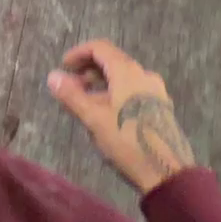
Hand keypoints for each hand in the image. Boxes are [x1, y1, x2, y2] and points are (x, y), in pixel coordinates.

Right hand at [47, 39, 197, 192]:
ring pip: (123, 77)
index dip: (79, 53)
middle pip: (112, 60)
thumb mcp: (94, 119)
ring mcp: (155, 91)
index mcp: (127, 71)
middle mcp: (143, 74)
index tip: (64, 67)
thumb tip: (52, 76)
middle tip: (71, 86)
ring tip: (86, 103)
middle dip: (89, 69)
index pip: (99, 47)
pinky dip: (116, 93)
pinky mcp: (161, 107)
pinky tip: (108, 115)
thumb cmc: (127, 141)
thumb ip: (71, 95)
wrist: (168, 173)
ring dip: (102, 83)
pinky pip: (134, 90)